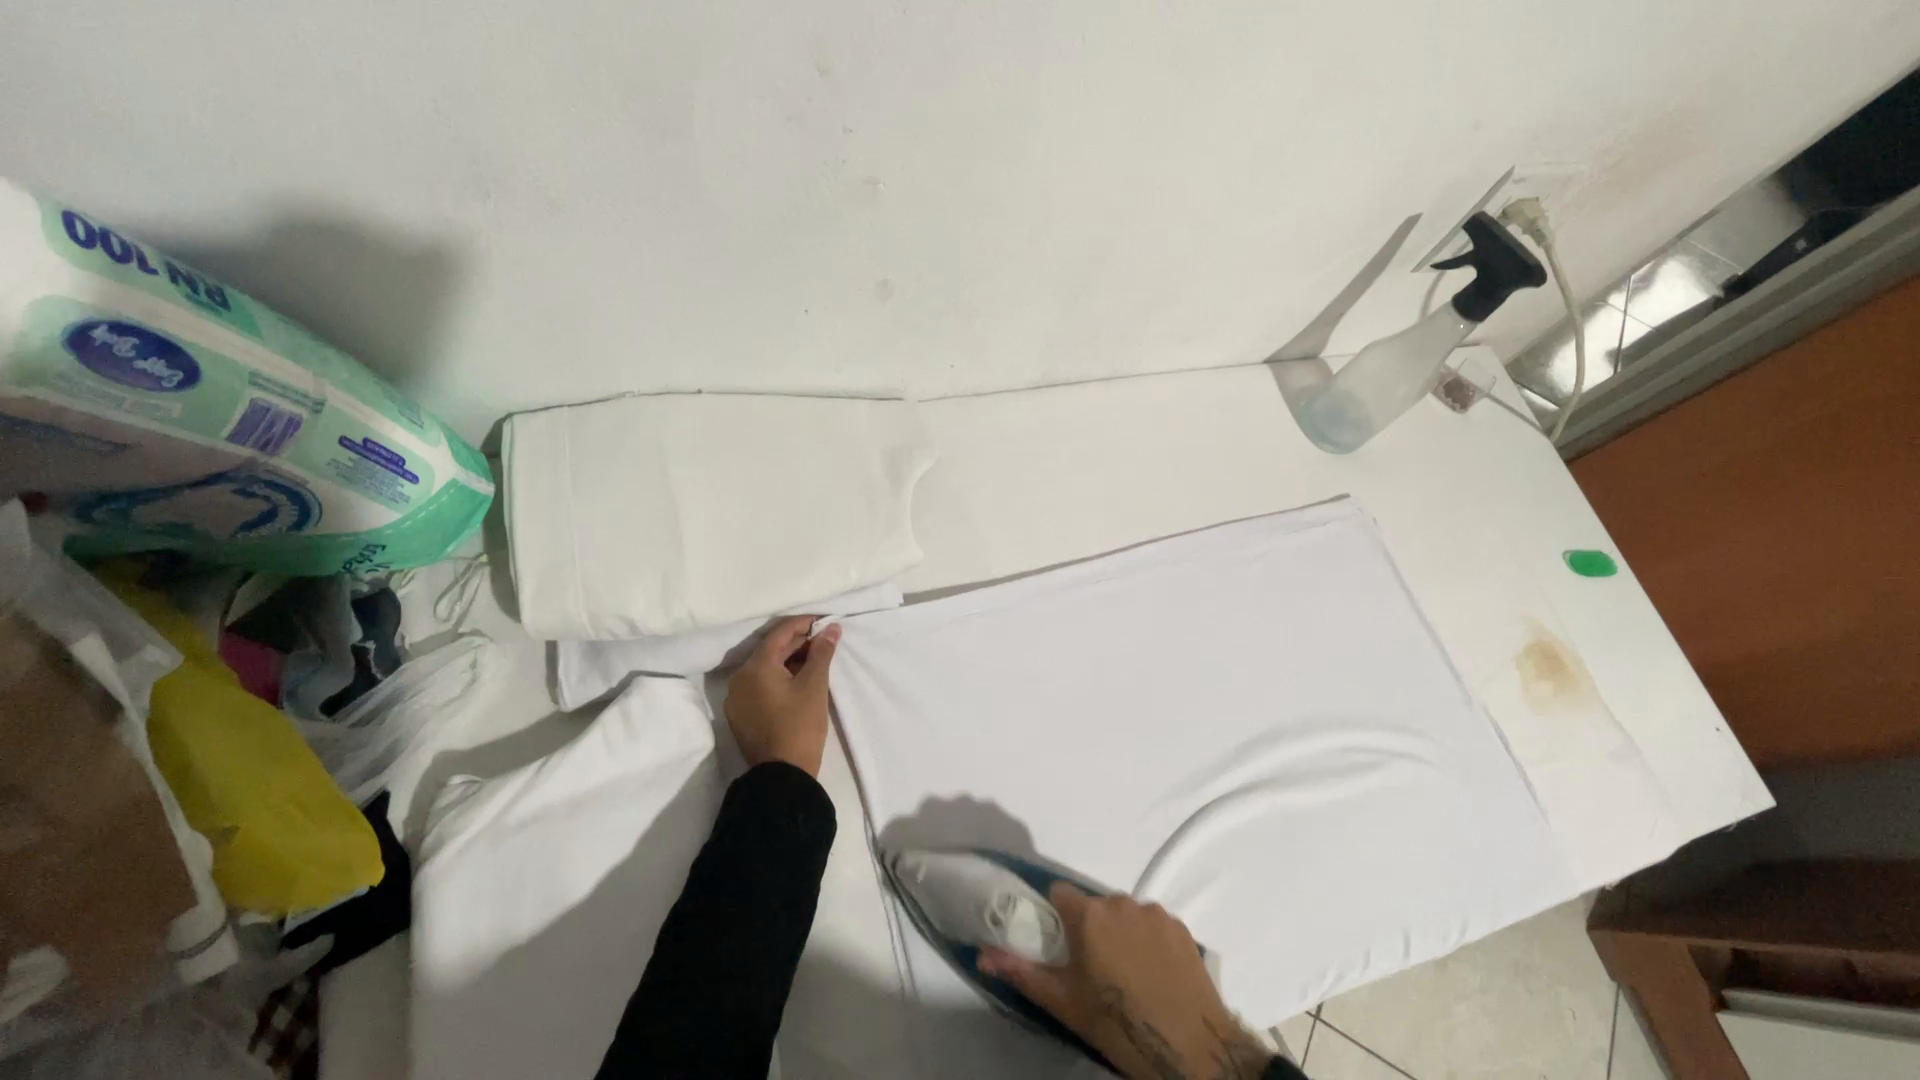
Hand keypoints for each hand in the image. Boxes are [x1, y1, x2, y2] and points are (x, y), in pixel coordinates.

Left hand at [724, 616, 839, 776]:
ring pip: (764, 669)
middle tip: (825, 643)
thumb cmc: (800, 726)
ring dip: (788, 662)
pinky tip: (797, 684)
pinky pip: (759, 687)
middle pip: (770, 650)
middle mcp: (739, 678)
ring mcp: (736, 699)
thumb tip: (831, 628)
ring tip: (815, 663)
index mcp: (755, 667)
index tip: (825, 622)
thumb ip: (822, 652)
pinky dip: (778, 680)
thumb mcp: (814, 685)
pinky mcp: (740, 715)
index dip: (804, 624)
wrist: (782, 775)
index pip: (780, 633)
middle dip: (798, 644)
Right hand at [979, 885, 1273, 1079]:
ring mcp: (1155, 913)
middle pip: (1095, 906)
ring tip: (1127, 974)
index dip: (1055, 916)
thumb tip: (982, 955)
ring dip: (1121, 933)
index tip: (1059, 944)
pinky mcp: (1182, 927)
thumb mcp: (1063, 1002)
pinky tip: (1153, 974)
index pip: (1059, 893)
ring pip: (1126, 914)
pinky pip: (1154, 925)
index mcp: (1089, 915)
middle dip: (1090, 929)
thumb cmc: (1116, 1023)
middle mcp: (1121, 903)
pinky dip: (1149, 941)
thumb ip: (1021, 972)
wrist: (1189, 1048)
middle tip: (1093, 968)